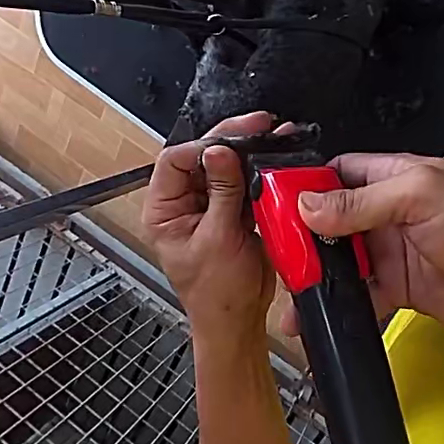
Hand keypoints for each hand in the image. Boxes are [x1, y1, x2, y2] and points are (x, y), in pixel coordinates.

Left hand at [143, 113, 280, 343]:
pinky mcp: (236, 212)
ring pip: (227, 167)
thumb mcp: (218, 239)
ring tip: (272, 134)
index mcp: (165, 210)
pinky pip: (246, 184)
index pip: (176, 161)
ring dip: (249, 152)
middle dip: (229, 139)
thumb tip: (219, 151)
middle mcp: (186, 203)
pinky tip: (278, 157)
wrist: (240, 319)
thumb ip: (222, 193)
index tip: (230, 143)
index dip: (202, 147)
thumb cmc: (217, 294)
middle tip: (256, 124)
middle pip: (202, 157)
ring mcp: (213, 206)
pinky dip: (262, 172)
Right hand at [287, 153, 443, 332]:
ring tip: (291, 296)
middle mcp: (389, 213)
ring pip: (341, 261)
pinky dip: (340, 305)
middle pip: (330, 221)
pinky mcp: (399, 287)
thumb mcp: (424, 198)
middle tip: (276, 261)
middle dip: (302, 240)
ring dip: (316, 277)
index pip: (337, 175)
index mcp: (394, 178)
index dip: (304, 189)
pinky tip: (320, 318)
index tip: (274, 209)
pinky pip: (360, 294)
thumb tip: (310, 204)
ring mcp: (393, 251)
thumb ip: (365, 201)